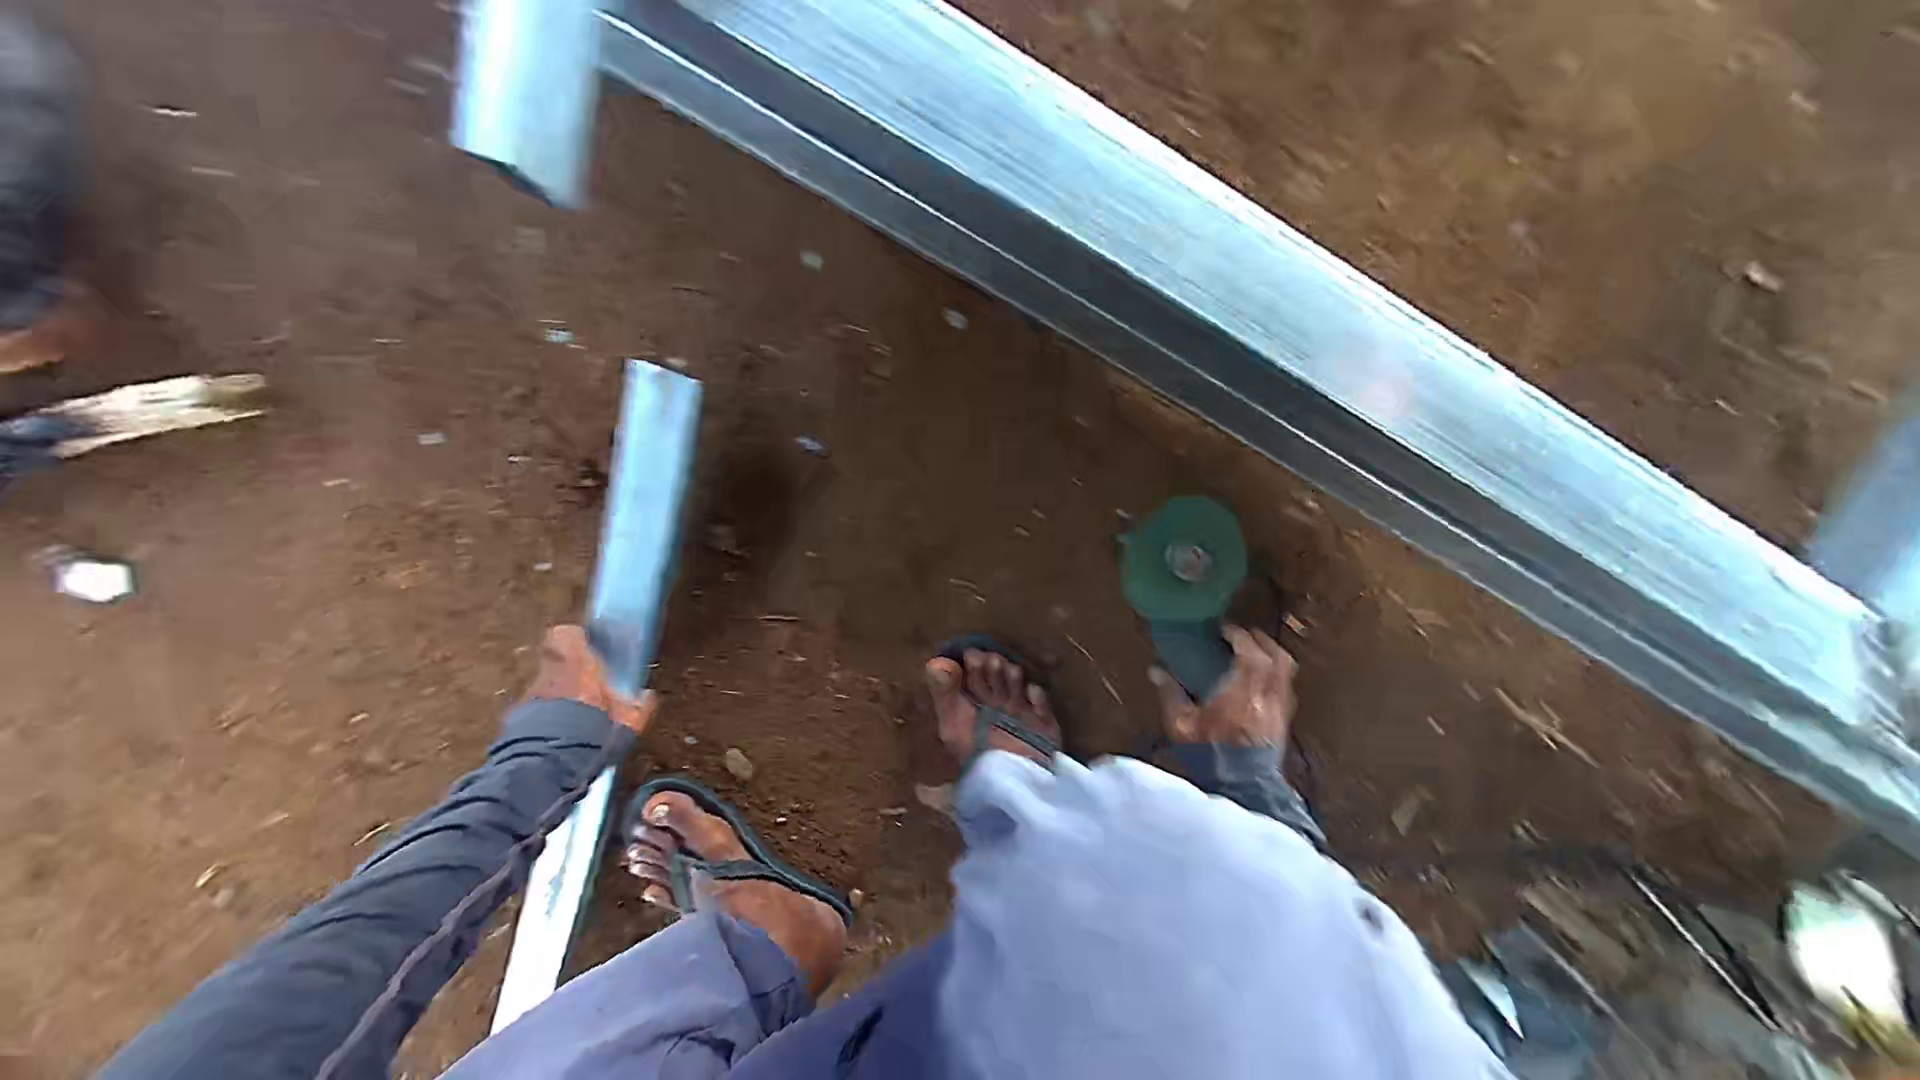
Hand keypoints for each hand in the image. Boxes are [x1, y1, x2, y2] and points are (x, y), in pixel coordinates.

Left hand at [520, 625, 657, 733]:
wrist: (550, 766)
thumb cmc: (594, 732)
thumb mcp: (629, 720)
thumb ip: (638, 706)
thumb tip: (647, 697)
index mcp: (576, 666)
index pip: (565, 635)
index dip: (575, 640)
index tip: (589, 649)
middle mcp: (548, 677)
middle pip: (555, 666)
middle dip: (570, 678)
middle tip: (588, 692)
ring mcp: (527, 700)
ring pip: (544, 691)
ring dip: (557, 702)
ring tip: (576, 722)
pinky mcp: (513, 724)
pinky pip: (532, 716)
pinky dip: (544, 723)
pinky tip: (561, 739)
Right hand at [1149, 625, 1296, 746]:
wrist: (1241, 787)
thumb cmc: (1209, 754)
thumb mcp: (1181, 725)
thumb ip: (1170, 694)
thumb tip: (1156, 670)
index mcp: (1242, 692)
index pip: (1249, 652)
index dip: (1239, 635)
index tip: (1225, 629)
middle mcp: (1267, 696)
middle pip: (1276, 656)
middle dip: (1260, 640)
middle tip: (1243, 635)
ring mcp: (1280, 710)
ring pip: (1287, 671)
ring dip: (1273, 655)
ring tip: (1255, 652)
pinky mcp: (1285, 722)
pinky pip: (1287, 688)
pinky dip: (1277, 675)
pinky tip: (1262, 680)